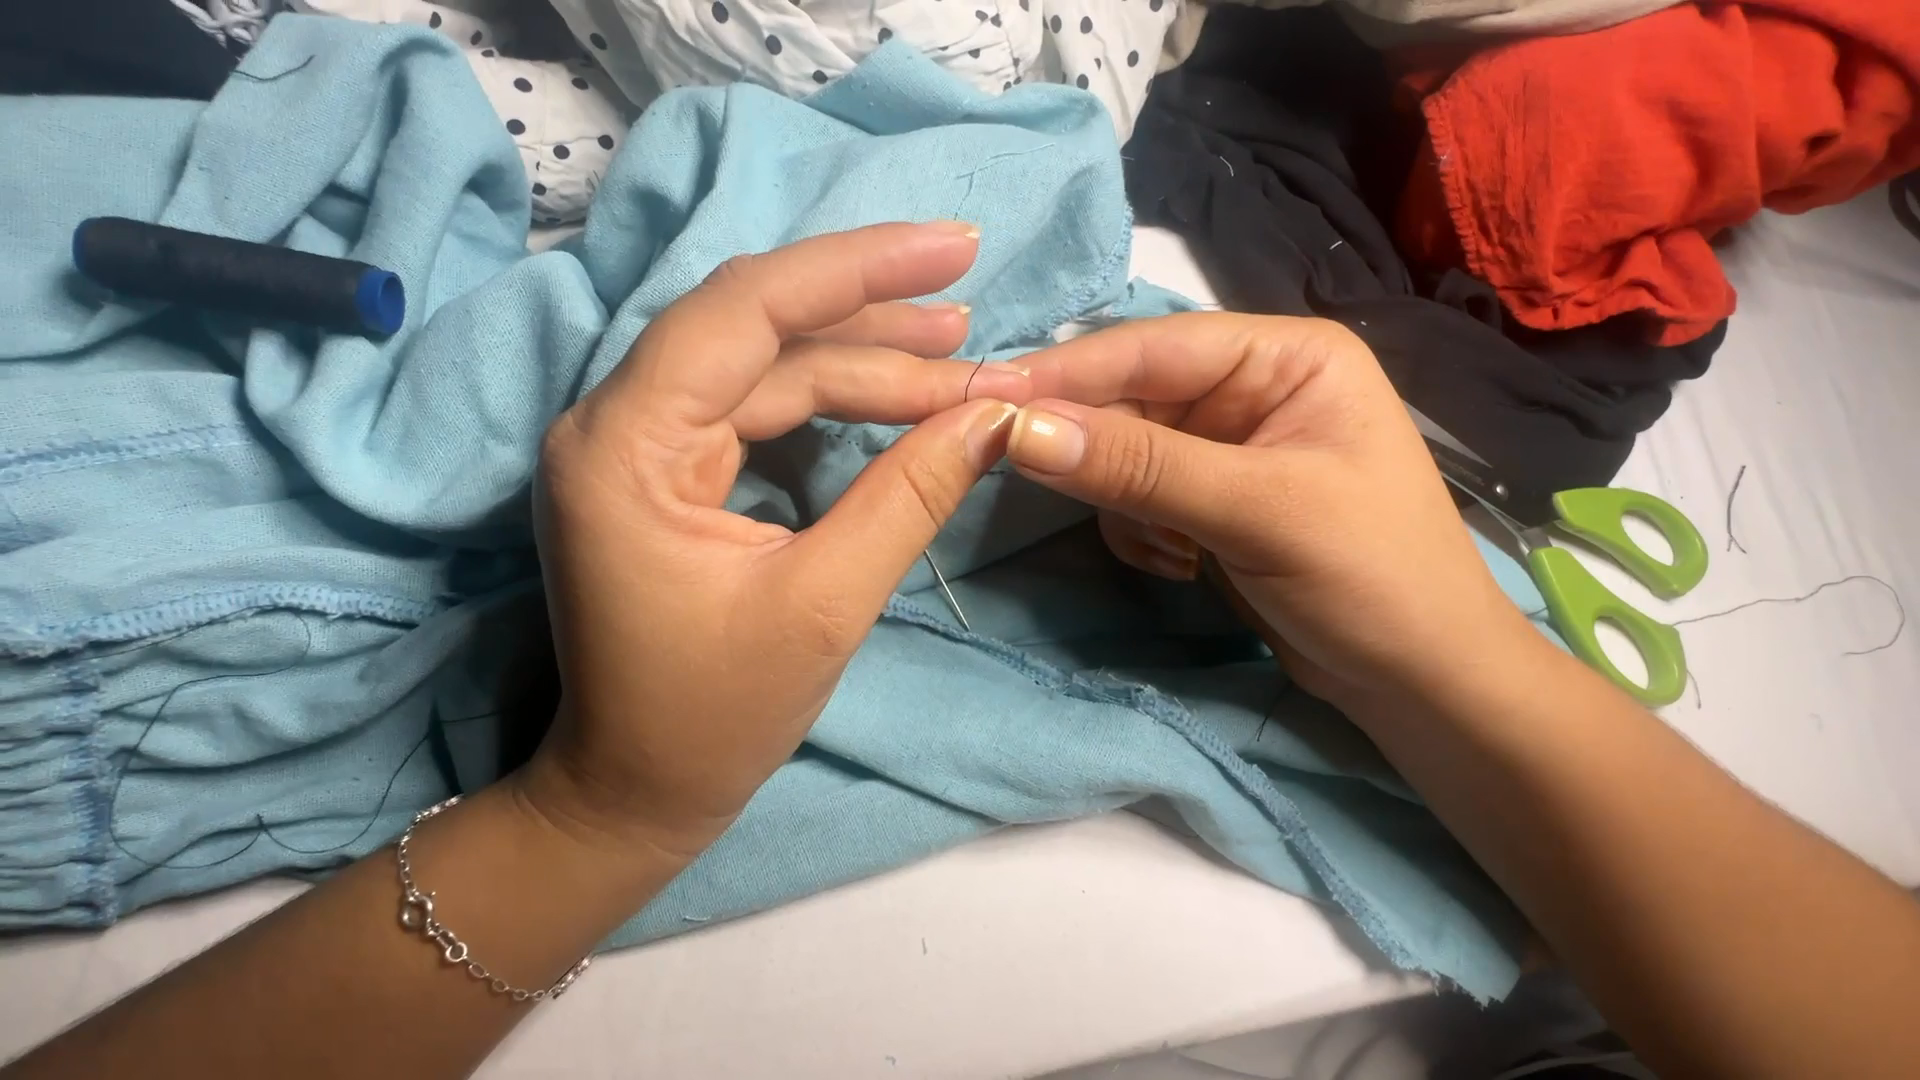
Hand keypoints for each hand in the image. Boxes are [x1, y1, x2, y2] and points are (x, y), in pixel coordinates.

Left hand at [517, 223, 1028, 863]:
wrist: (635, 790)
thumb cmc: (716, 716)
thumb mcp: (827, 604)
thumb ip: (911, 494)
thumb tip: (997, 416)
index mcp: (628, 445)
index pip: (746, 311)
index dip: (857, 270)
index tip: (954, 248)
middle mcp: (618, 421)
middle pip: (759, 328)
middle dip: (873, 317)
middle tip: (972, 316)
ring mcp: (640, 443)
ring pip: (765, 364)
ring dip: (863, 357)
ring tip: (957, 349)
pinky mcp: (669, 469)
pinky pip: (759, 405)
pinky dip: (834, 398)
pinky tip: (898, 392)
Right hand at [1007, 313, 1534, 711]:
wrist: (1418, 681)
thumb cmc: (1371, 577)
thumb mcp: (1258, 511)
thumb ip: (1139, 465)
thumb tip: (1022, 429)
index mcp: (1284, 357)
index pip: (1156, 346)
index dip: (1071, 369)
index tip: (990, 392)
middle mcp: (1250, 389)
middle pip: (1132, 396)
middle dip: (1093, 444)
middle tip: (1027, 471)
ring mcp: (1226, 448)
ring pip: (1122, 450)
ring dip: (1122, 500)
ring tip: (1169, 550)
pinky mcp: (1207, 501)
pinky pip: (1134, 496)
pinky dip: (1137, 530)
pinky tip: (1179, 565)